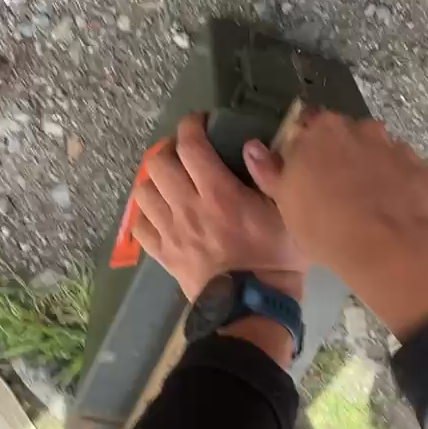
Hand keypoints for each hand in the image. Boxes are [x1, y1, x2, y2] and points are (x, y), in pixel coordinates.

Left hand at [130, 113, 307, 305]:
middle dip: (170, 149)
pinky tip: (162, 212)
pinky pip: (140, 226)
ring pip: (143, 191)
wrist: (252, 308)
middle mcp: (187, 206)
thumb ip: (270, 176)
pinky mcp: (162, 254)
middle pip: (158, 163)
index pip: (191, 145)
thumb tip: (251, 146)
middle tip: (186, 152)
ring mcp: (171, 232)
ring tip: (171, 180)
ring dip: (155, 179)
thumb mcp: (287, 212)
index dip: (191, 125)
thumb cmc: (275, 257)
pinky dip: (146, 213)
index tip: (201, 121)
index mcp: (218, 192)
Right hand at [243, 110, 427, 337]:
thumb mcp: (285, 203)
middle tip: (334, 188)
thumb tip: (253, 146)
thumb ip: (269, 170)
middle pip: (345, 134)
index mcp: (323, 129)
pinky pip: (402, 170)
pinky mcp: (420, 166)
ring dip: (370, 166)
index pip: (309, 123)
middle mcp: (361, 127)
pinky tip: (391, 209)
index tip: (306, 167)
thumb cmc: (326, 226)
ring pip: (376, 150)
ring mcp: (395, 145)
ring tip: (366, 202)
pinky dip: (396, 182)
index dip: (306, 144)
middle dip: (340, 153)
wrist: (390, 249)